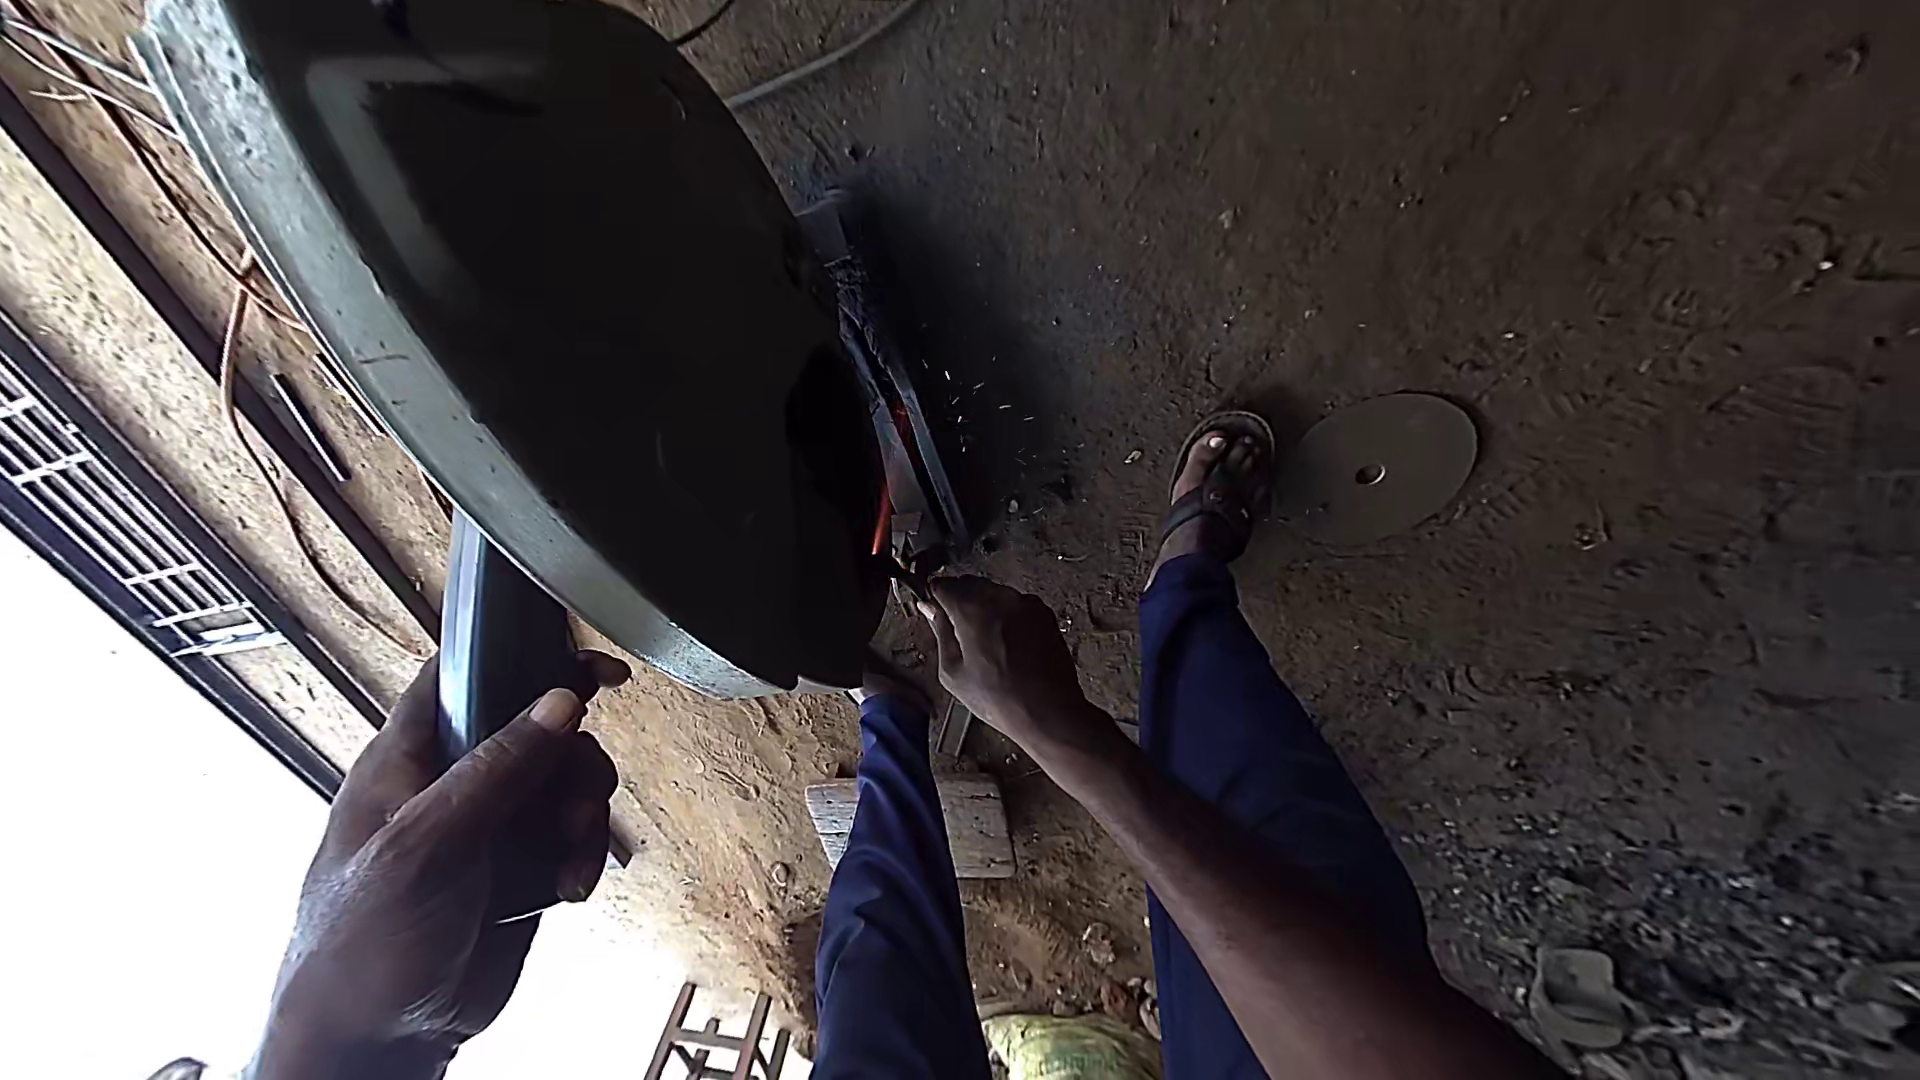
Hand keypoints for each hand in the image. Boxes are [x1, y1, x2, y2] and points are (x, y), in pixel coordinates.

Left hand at [251, 651, 628, 1079]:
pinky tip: (566, 884)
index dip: (526, 654)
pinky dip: (584, 850)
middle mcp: (459, 778)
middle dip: (574, 764)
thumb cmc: (362, 950)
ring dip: (583, 815)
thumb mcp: (424, 848)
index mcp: (410, 760)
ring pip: (572, 776)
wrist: (381, 1048)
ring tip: (564, 856)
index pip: (467, 674)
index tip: (592, 669)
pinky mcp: (525, 851)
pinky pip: (579, 825)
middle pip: (546, 727)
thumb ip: (495, 769)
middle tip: (572, 800)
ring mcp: (495, 816)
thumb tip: (560, 702)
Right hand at [919, 576, 1118, 760]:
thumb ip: (940, 631)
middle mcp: (1000, 598)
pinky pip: (1016, 603)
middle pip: (969, 584)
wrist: (1048, 712)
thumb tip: (929, 609)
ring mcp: (1025, 603)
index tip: (933, 610)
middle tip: (957, 630)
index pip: (943, 585)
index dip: (934, 597)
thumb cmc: (1000, 699)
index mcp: (972, 610)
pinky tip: (1007, 642)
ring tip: (985, 642)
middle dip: (959, 600)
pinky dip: (1007, 614)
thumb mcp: (953, 671)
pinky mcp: (1043, 613)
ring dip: (984, 606)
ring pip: (993, 592)